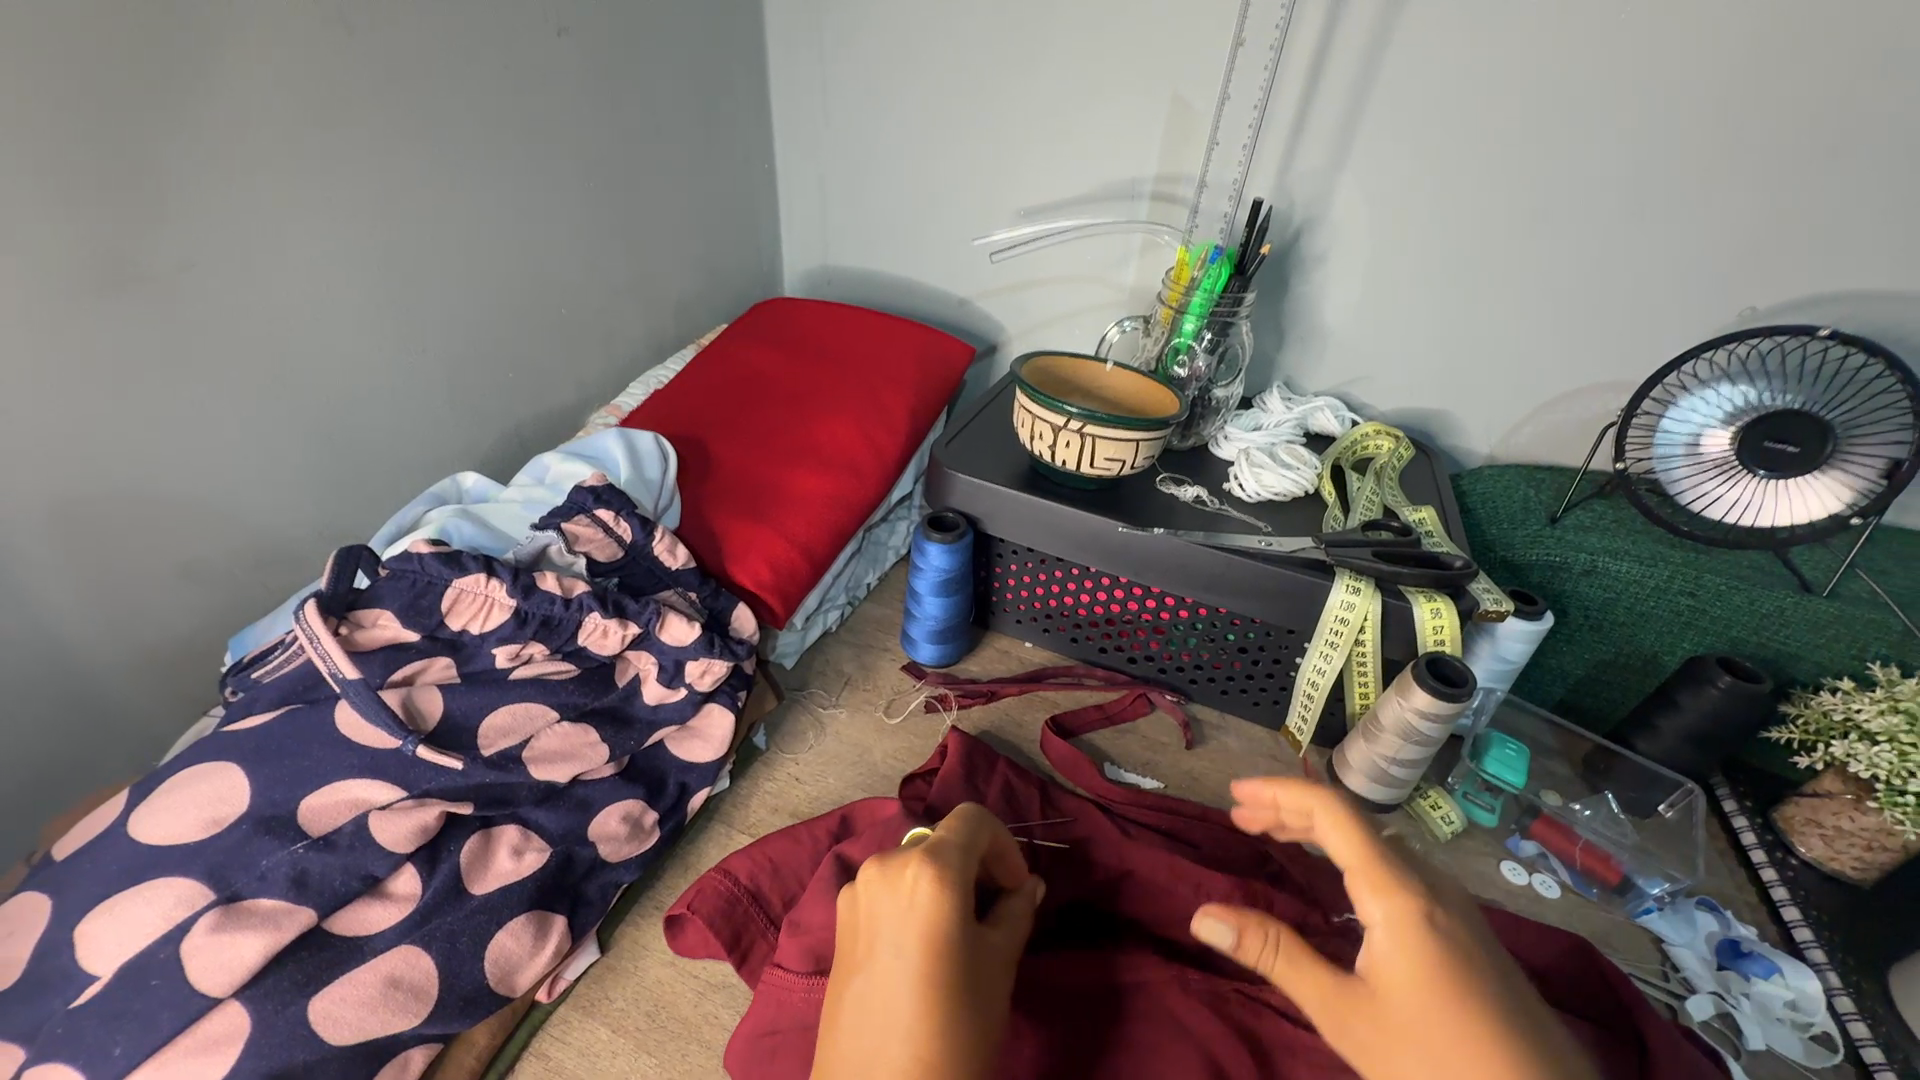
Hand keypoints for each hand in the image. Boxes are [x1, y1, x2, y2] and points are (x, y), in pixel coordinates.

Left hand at [812, 803, 1045, 1079]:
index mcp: (928, 867)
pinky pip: (886, 890)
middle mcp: (886, 863)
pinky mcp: (839, 921)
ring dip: (943, 884)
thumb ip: (1015, 911)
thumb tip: (1027, 884)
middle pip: (940, 841)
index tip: (1017, 888)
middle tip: (996, 913)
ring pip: (912, 866)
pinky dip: (912, 901)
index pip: (973, 818)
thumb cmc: (953, 1028)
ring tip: (960, 935)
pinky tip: (924, 949)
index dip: (1004, 845)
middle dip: (974, 866)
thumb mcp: (998, 966)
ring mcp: (855, 891)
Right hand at [1189, 777, 1600, 1079]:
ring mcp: (1456, 906)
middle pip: (1354, 820)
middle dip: (1292, 811)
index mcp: (1399, 892)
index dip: (1279, 793)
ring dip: (1324, 832)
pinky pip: (1400, 867)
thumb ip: (1274, 955)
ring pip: (1379, 842)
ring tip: (1279, 839)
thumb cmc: (1440, 1066)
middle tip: (1242, 819)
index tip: (1233, 795)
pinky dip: (1353, 856)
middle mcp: (1430, 884)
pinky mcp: (1470, 932)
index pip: (1332, 811)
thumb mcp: (1344, 1015)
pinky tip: (1341, 885)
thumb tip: (1202, 916)